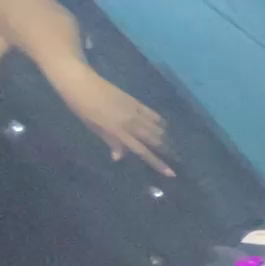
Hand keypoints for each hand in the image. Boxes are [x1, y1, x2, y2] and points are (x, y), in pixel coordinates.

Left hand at [50, 66, 171, 175]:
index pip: (142, 151)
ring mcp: (135, 112)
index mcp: (117, 129)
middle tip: (173, 159)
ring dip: (164, 139)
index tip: (171, 174)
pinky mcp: (136, 103)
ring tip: (166, 144)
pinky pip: (155, 117)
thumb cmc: (76, 101)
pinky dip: (160, 124)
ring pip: (158, 130)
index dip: (157, 163)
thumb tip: (119, 157)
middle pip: (156, 141)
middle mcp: (131, 123)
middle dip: (166, 151)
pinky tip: (161, 126)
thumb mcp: (90, 123)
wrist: (75, 76)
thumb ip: (108, 139)